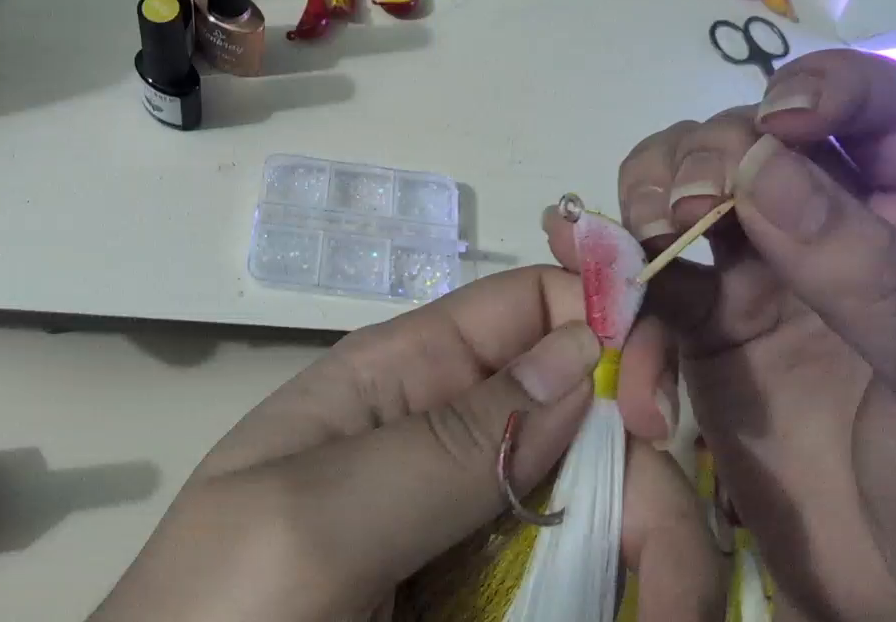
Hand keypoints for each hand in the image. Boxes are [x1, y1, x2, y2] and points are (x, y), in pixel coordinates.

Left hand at [90, 267, 723, 621]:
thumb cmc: (224, 612)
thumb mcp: (317, 518)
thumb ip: (448, 437)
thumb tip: (582, 352)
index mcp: (401, 378)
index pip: (527, 304)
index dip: (606, 324)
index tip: (658, 408)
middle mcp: (454, 434)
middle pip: (591, 414)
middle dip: (649, 478)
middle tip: (671, 586)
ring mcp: (480, 523)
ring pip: (609, 501)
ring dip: (660, 558)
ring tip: (667, 621)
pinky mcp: (499, 594)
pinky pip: (589, 576)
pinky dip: (633, 596)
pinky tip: (647, 618)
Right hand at [549, 49, 895, 621]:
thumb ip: (872, 276)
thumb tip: (756, 164)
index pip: (877, 102)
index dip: (820, 87)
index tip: (772, 125)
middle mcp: (836, 224)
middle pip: (748, 134)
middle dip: (702, 156)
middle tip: (681, 215)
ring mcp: (761, 273)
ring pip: (682, 185)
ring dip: (646, 197)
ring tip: (640, 248)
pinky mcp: (705, 327)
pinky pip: (645, 279)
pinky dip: (616, 289)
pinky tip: (611, 324)